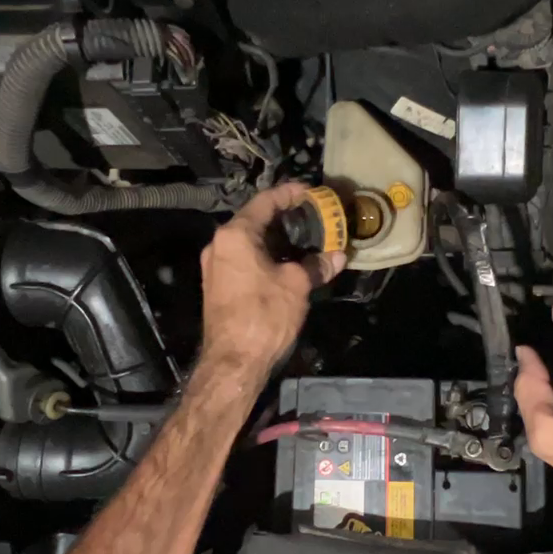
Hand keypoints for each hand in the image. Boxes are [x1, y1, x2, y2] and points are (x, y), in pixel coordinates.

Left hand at [198, 183, 344, 376]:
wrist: (233, 362)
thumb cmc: (264, 315)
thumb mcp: (297, 286)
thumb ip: (316, 266)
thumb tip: (337, 257)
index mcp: (235, 236)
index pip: (264, 202)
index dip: (289, 194)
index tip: (310, 191)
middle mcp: (219, 245)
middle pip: (254, 221)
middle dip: (284, 218)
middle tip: (312, 216)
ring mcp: (215, 267)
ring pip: (248, 242)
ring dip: (275, 240)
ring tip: (305, 240)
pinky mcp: (217, 287)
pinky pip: (243, 260)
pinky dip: (265, 256)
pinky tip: (286, 264)